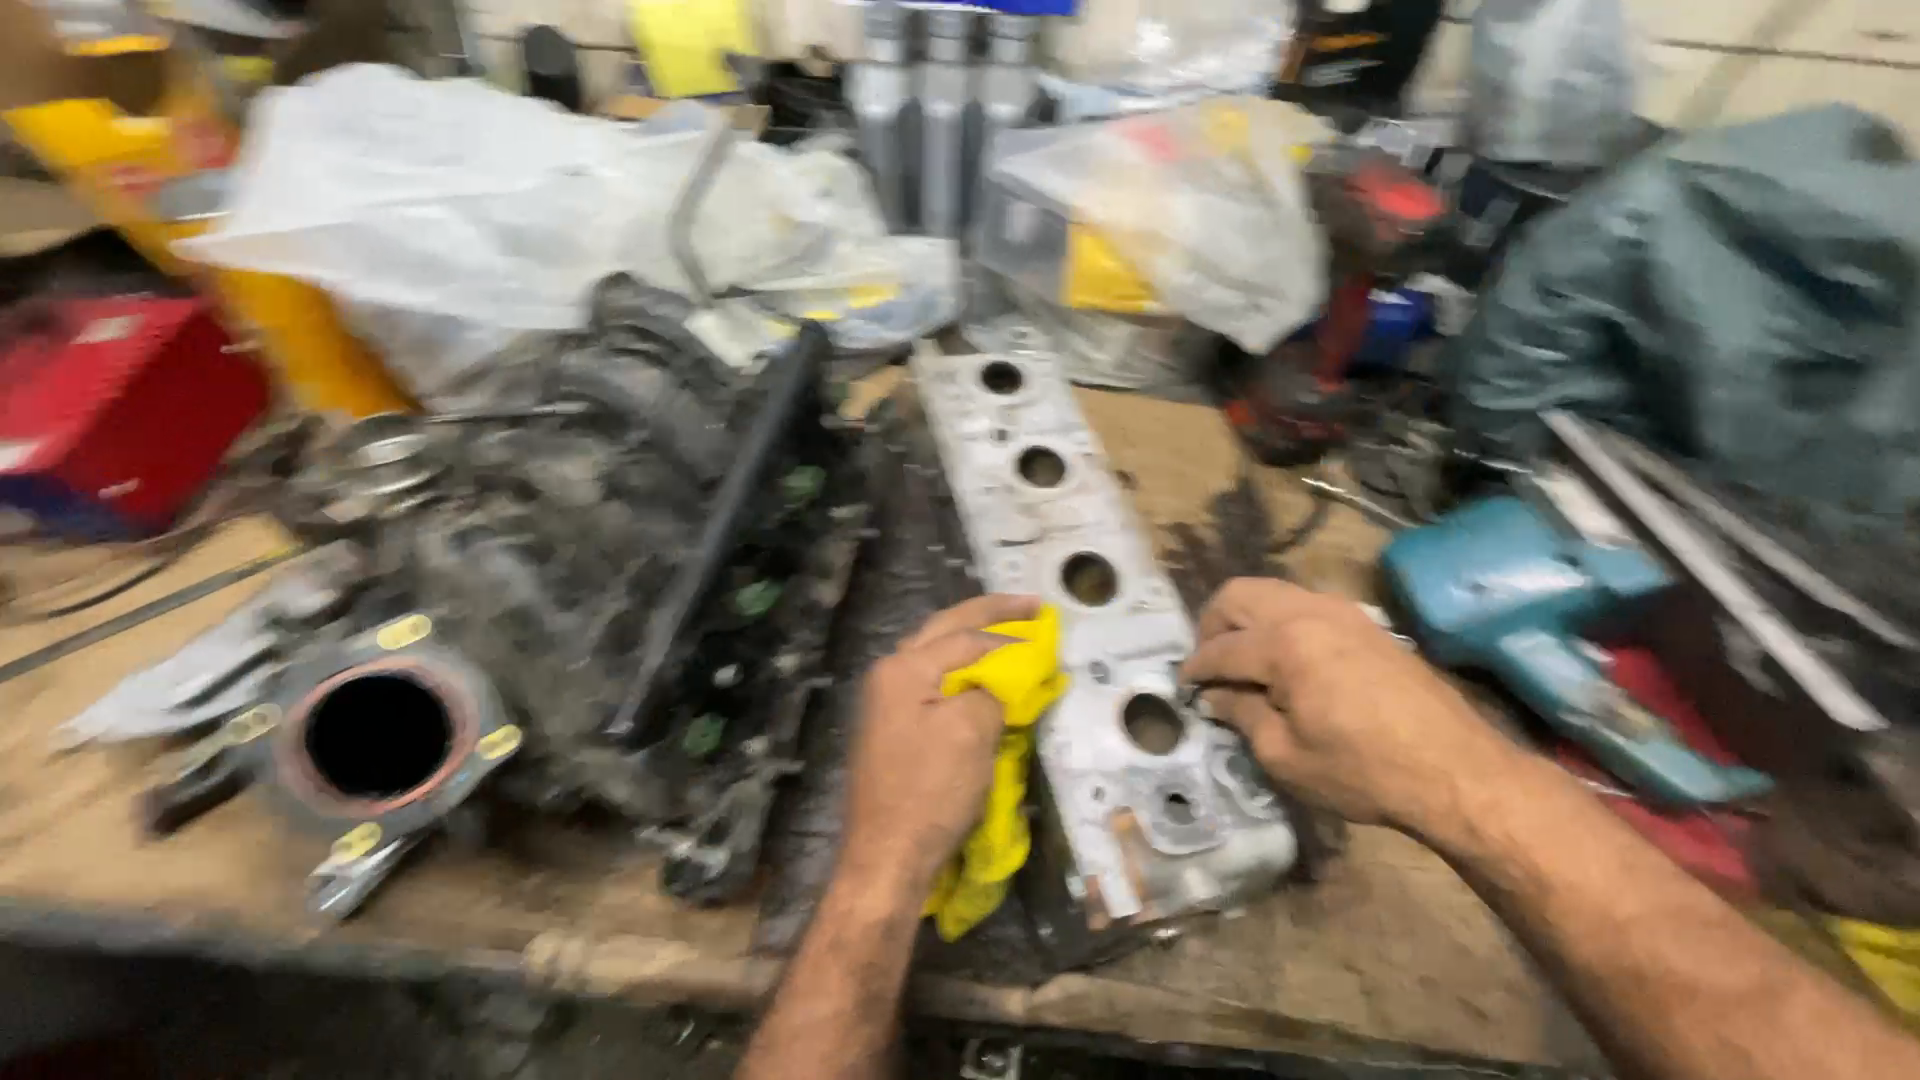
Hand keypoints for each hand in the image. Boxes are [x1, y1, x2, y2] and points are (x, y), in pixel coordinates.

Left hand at [840, 594, 1041, 897]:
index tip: (1046, 627)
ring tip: (1009, 629)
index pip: (965, 636)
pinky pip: (934, 682)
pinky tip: (981, 673)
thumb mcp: (971, 732)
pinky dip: (963, 672)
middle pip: (944, 630)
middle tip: (1029, 604)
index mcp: (903, 668)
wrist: (887, 856)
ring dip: (973, 640)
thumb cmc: (929, 791)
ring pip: (936, 654)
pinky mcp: (894, 728)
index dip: (1009, 634)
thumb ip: (989, 691)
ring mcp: (886, 702)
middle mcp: (889, 674)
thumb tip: (998, 684)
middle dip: (988, 615)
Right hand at [1182, 578, 1521, 831]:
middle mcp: (1309, 613)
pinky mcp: (1366, 623)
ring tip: (1244, 661)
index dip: (1195, 669)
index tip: (1185, 686)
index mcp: (1285, 645)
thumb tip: (1216, 696)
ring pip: (1272, 592)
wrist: (1459, 772)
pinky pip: (1304, 603)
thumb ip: (1243, 715)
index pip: (1221, 648)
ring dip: (1247, 619)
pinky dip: (1280, 621)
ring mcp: (1342, 612)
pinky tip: (1286, 660)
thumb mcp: (1286, 756)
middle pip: (1239, 595)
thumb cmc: (1365, 772)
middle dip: (1212, 626)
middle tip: (1211, 665)